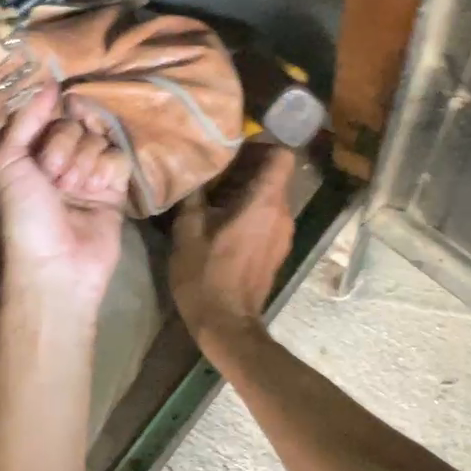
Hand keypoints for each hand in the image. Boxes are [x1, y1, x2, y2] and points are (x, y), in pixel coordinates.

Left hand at [0, 84, 130, 304]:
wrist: (58, 264)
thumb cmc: (24, 215)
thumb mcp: (7, 163)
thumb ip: (24, 120)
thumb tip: (48, 83)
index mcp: (27, 154)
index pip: (46, 114)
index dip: (48, 117)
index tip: (50, 117)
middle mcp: (57, 160)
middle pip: (73, 124)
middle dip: (63, 147)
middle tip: (53, 177)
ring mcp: (86, 173)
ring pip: (97, 139)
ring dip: (84, 163)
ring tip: (73, 191)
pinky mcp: (113, 188)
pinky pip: (118, 157)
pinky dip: (107, 171)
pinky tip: (97, 191)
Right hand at [170, 145, 296, 340]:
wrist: (227, 324)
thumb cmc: (206, 277)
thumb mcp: (187, 233)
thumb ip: (192, 196)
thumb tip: (190, 171)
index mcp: (264, 204)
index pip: (282, 156)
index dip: (261, 146)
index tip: (233, 151)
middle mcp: (282, 214)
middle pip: (276, 175)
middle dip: (247, 168)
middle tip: (214, 172)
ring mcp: (283, 234)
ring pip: (272, 197)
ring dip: (247, 191)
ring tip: (214, 197)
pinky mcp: (278, 250)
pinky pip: (269, 217)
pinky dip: (251, 211)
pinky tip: (222, 222)